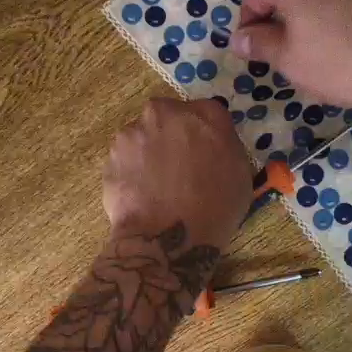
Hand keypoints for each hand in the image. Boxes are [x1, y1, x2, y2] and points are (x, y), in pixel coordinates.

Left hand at [103, 97, 251, 251]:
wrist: (167, 239)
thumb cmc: (215, 209)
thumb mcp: (241, 172)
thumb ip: (225, 144)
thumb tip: (211, 142)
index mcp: (204, 114)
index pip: (205, 113)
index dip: (204, 134)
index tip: (204, 154)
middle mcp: (165, 113)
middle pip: (168, 118)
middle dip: (171, 137)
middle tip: (178, 170)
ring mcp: (132, 133)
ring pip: (142, 137)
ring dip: (148, 153)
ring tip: (157, 188)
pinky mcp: (110, 157)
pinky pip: (125, 160)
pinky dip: (131, 173)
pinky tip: (141, 196)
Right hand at [230, 0, 351, 110]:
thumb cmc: (341, 61)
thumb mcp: (291, 60)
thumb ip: (261, 44)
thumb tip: (239, 37)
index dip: (248, 16)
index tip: (251, 45)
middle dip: (278, 14)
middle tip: (280, 49)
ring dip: (308, 14)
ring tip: (313, 49)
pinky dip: (336, 14)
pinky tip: (345, 43)